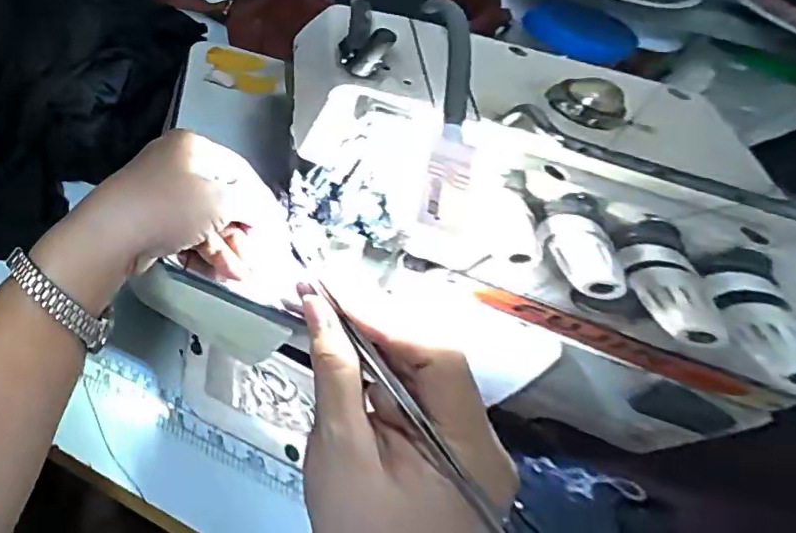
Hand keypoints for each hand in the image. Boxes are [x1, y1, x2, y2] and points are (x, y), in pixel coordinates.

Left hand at [31, 130, 289, 313]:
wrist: (113, 232)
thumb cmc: (170, 205)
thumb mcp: (220, 200)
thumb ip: (251, 205)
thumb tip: (264, 214)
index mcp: (193, 146)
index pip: (239, 171)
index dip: (261, 203)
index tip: (277, 233)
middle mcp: (177, 164)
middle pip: (223, 199)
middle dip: (241, 232)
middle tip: (253, 259)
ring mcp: (163, 192)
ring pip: (207, 221)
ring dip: (226, 248)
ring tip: (236, 274)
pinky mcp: (153, 220)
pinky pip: (188, 234)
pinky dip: (204, 252)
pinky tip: (218, 272)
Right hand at [300, 281, 517, 532]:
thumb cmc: (362, 531)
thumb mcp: (341, 448)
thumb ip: (334, 371)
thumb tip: (317, 306)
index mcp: (470, 449)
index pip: (438, 356)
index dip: (382, 315)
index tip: (331, 291)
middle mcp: (478, 438)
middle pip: (431, 352)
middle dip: (373, 315)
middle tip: (321, 288)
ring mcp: (460, 437)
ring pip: (418, 360)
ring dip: (368, 329)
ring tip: (324, 303)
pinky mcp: (437, 437)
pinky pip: (407, 379)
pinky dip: (371, 354)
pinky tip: (342, 337)